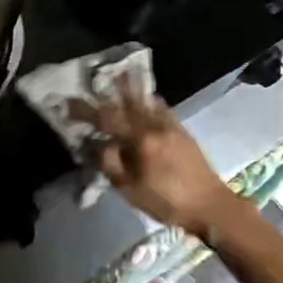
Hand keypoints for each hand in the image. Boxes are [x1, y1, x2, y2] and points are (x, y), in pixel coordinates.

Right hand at [69, 81, 240, 232]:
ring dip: (132, 89)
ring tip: (122, 75)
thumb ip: (112, 164)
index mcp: (140, 141)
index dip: (86, 111)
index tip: (69, 104)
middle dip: (109, 92)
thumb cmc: (168, 202)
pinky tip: (149, 99)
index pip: (107, 119)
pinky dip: (152, 101)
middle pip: (128, 104)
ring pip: (147, 102)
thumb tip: (101, 145)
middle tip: (95, 80)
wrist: (213, 207)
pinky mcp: (183, 133)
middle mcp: (155, 127)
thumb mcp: (131, 190)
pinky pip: (163, 110)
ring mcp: (172, 127)